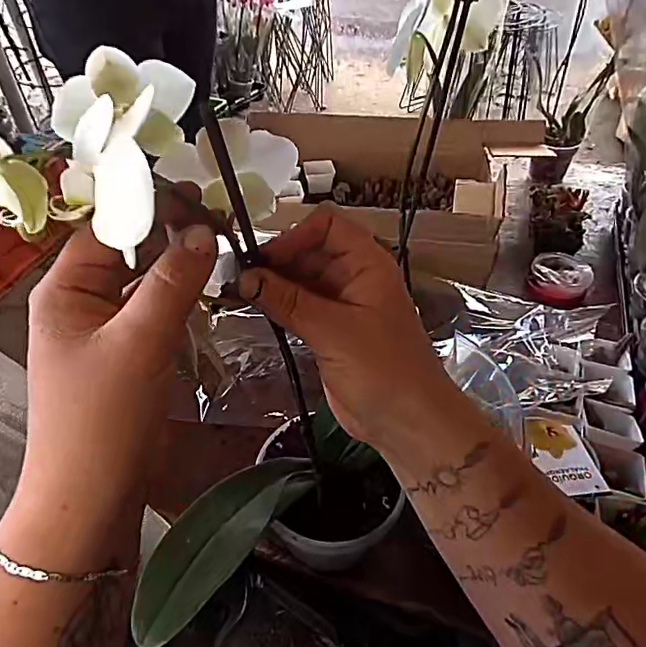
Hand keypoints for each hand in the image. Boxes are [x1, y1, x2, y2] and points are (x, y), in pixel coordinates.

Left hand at [22, 197, 217, 492]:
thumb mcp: (139, 342)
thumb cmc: (102, 417)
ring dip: (179, 263)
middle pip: (128, 249)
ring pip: (145, 279)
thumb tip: (205, 232)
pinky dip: (181, 295)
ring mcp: (106, 328)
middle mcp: (82, 301)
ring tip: (222, 245)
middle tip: (220, 220)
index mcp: (65, 289)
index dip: (149, 206)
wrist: (93, 494)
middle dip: (171, 232)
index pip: (106, 227)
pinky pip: (155, 308)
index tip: (198, 196)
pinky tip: (209, 286)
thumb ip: (173, 283)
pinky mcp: (128, 351)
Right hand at [236, 205, 457, 447]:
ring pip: (301, 280)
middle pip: (309, 251)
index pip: (327, 226)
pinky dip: (278, 305)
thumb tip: (247, 277)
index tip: (264, 258)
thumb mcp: (335, 331)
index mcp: (368, 264)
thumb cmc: (386, 370)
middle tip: (239, 276)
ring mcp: (341, 304)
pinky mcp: (330, 330)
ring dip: (273, 283)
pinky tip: (253, 307)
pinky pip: (299, 306)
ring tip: (238, 290)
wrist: (406, 420)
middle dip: (276, 260)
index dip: (295, 236)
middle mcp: (355, 278)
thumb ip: (289, 301)